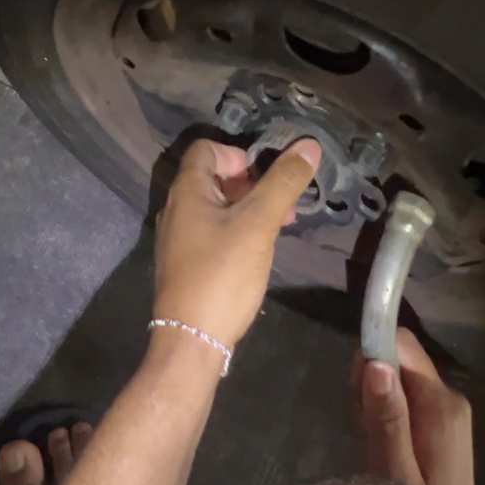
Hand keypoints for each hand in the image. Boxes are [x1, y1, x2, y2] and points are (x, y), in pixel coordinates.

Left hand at [152, 138, 320, 346]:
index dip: (237, 153)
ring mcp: (178, 238)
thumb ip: (283, 183)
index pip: (206, 149)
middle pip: (213, 177)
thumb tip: (308, 145)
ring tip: (280, 225)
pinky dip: (237, 229)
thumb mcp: (259, 224)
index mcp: (187, 191)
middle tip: (281, 201)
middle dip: (250, 182)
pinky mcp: (186, 263)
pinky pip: (213, 231)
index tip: (265, 175)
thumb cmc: (222, 274)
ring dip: (248, 207)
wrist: (191, 340)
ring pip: (216, 207)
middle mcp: (176, 208)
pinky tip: (260, 249)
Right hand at [356, 328, 475, 484]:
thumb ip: (388, 418)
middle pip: (400, 358)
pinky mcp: (444, 423)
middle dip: (372, 377)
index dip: (372, 354)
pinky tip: (382, 441)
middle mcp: (449, 396)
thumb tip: (376, 361)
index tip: (355, 389)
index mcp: (441, 403)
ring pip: (400, 377)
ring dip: (376, 396)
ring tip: (369, 436)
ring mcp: (449, 410)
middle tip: (360, 419)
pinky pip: (408, 396)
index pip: (402, 344)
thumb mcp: (396, 473)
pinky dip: (388, 409)